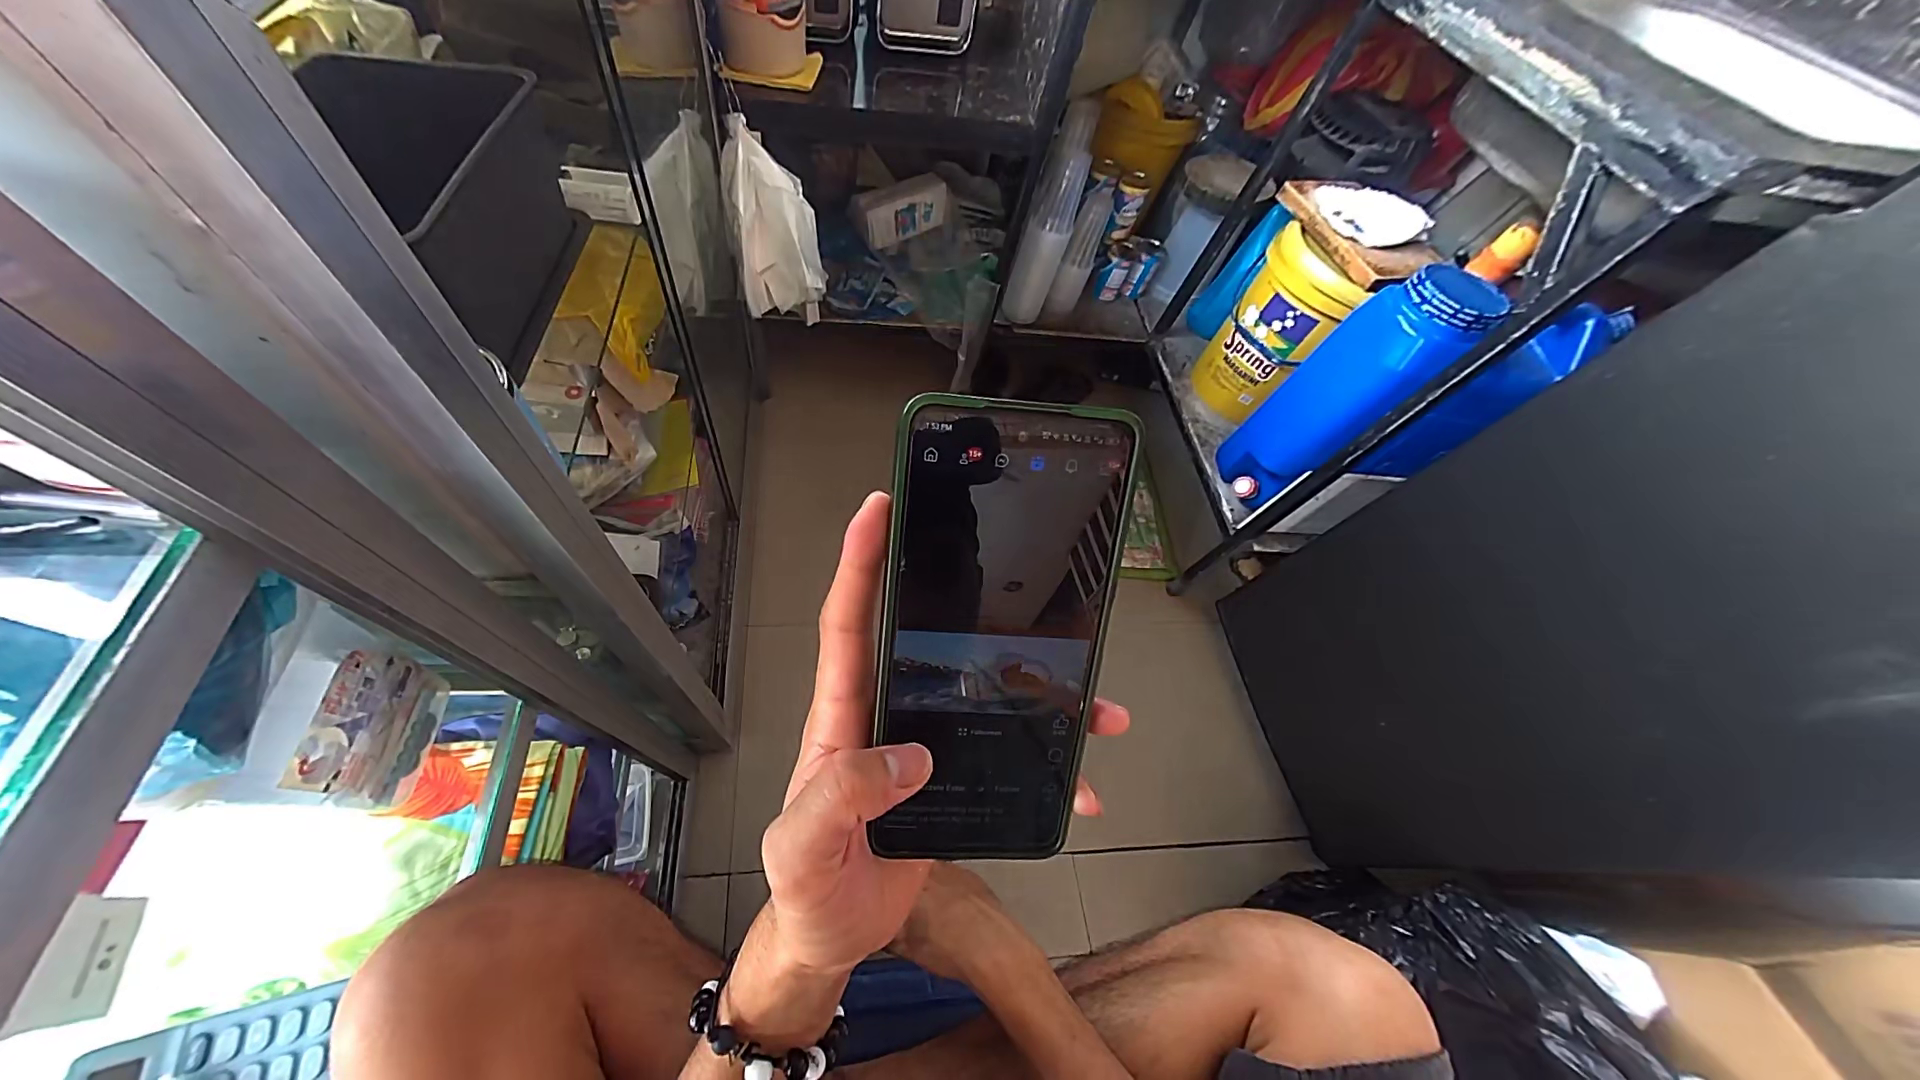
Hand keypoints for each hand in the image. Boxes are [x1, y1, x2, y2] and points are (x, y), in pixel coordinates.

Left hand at [761, 491, 1132, 973]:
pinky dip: (1043, 764)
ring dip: (1034, 687)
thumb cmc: (807, 885)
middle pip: (921, 637)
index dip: (860, 563)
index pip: (848, 622)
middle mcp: (885, 714)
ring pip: (981, 691)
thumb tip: (909, 758)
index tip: (878, 509)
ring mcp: (921, 741)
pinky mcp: (952, 774)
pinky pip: (1003, 751)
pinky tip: (1080, 780)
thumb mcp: (803, 846)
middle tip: (1002, 561)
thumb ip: (842, 796)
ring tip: (1087, 693)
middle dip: (959, 594)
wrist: (836, 928)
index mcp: (841, 716)